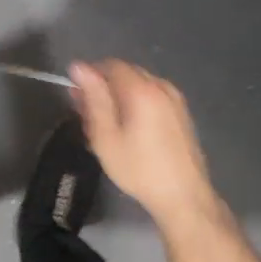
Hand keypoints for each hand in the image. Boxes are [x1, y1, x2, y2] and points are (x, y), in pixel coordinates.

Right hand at [69, 60, 226, 230]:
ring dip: (119, 98)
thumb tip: (78, 67)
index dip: (90, 77)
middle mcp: (162, 87)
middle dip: (104, 88)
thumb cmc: (138, 169)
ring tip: (106, 128)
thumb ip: (93, 98)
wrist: (183, 196)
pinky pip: (152, 97)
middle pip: (126, 74)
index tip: (77, 99)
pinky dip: (136, 105)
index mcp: (142, 90)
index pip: (110, 65)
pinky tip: (129, 131)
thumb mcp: (106, 136)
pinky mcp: (181, 114)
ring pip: (139, 87)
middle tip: (87, 116)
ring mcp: (175, 100)